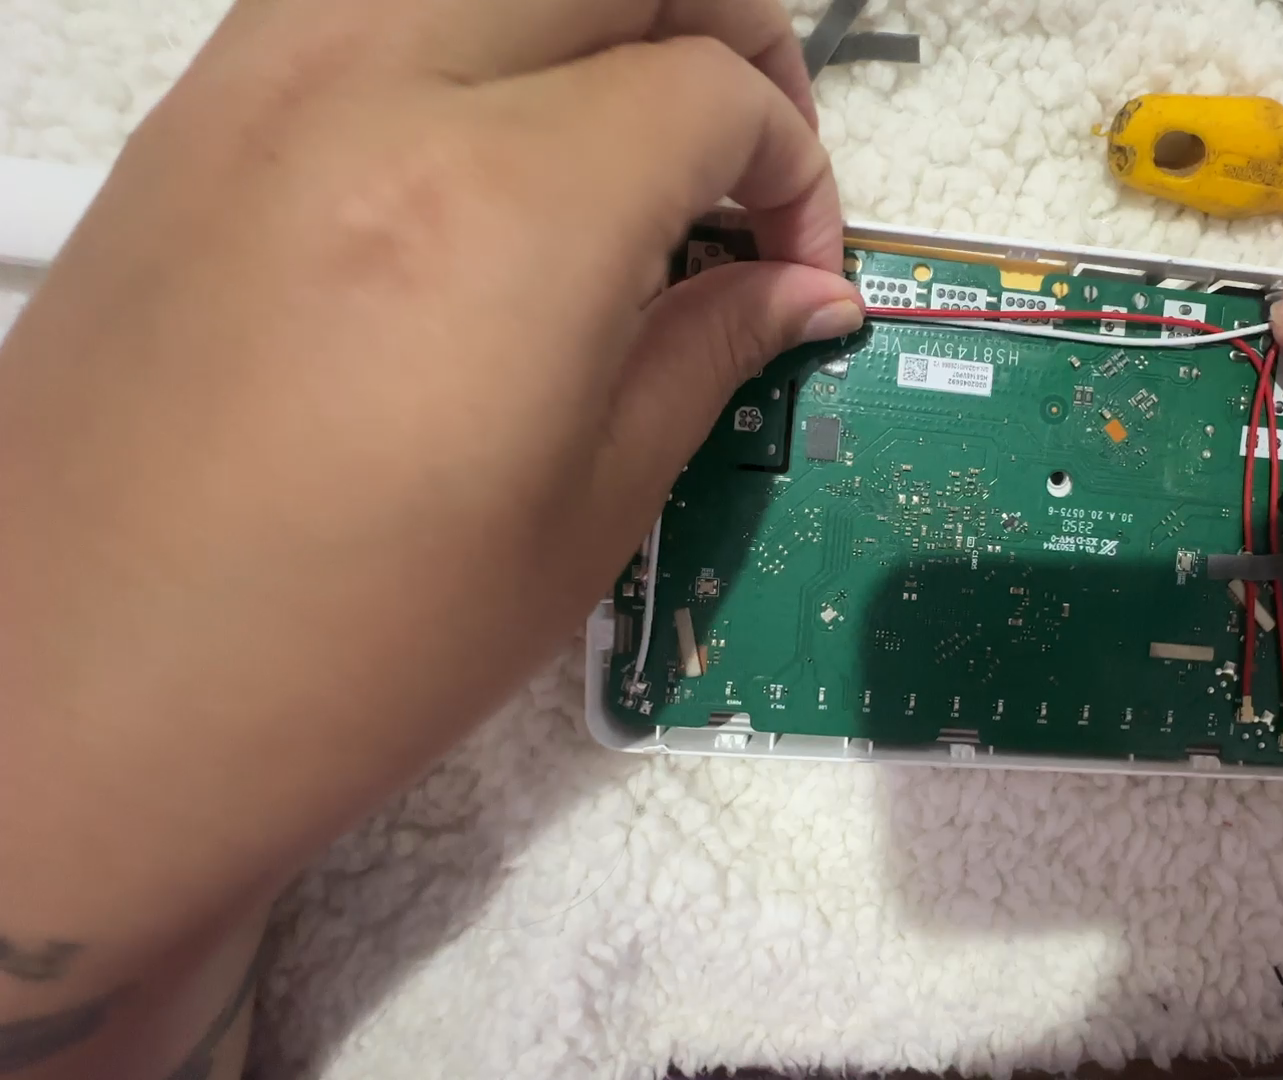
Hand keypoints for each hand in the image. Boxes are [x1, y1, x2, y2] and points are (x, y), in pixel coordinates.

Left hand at [0, 0, 860, 1063]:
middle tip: (759, 169)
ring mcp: (270, 76)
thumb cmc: (399, 623)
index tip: (806, 272)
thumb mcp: (609, 493)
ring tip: (666, 162)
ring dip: (623, 32)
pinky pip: (400, 6)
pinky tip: (543, 171)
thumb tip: (817, 290)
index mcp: (514, 211)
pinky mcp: (208, 108)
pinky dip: (516, 50)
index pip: (717, 95)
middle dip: (735, 40)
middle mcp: (382, 88)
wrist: (96, 692)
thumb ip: (722, 345)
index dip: (800, 173)